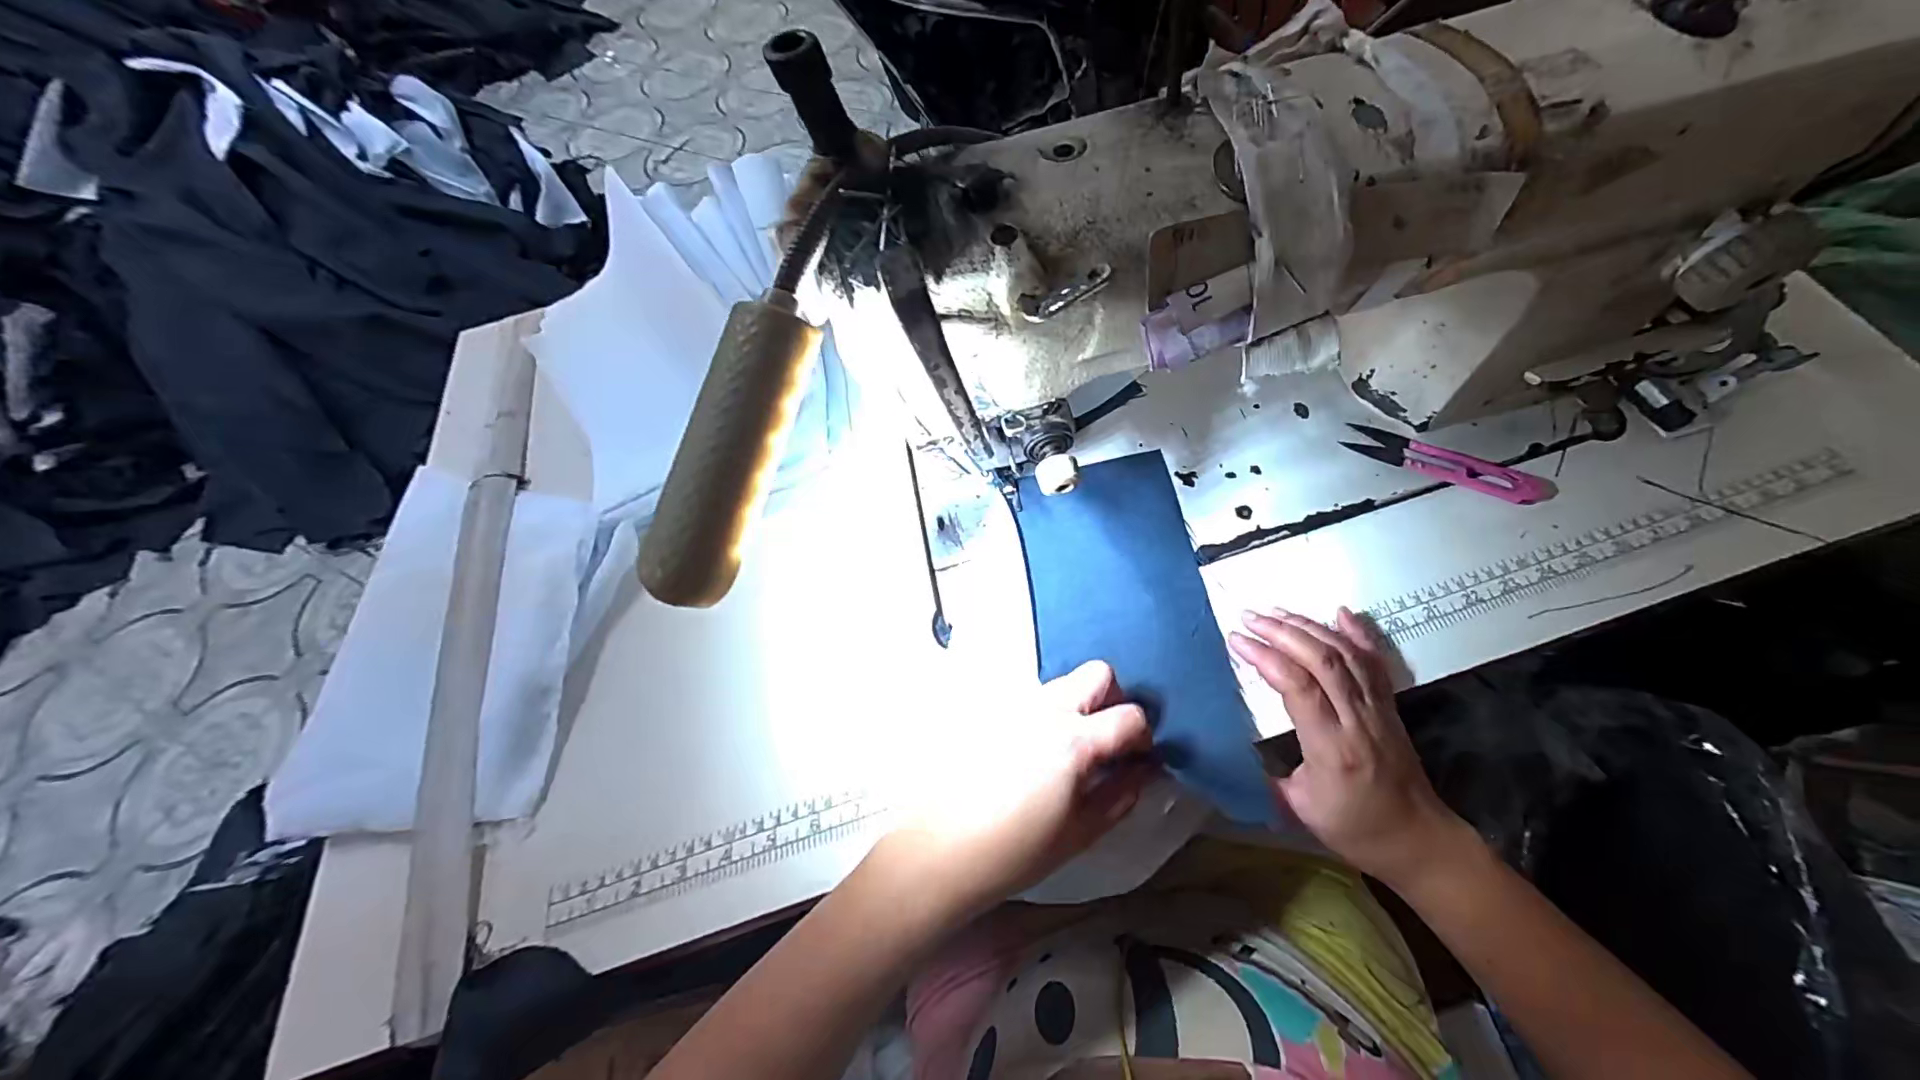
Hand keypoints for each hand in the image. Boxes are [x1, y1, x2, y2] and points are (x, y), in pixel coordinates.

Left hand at [872, 659, 1154, 922]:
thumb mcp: (1080, 833)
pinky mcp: (990, 713)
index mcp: (1074, 741)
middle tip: (1108, 740)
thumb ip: (1120, 796)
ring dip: (1077, 705)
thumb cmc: (1014, 851)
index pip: (1131, 715)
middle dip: (1114, 700)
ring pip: (1062, 683)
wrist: (941, 849)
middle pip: (1097, 674)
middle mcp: (1045, 711)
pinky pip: (1031, 699)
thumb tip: (1143, 771)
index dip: (1144, 736)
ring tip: (1071, 751)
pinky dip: (1046, 715)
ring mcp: (1014, 707)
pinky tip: (1037, 754)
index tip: (1138, 757)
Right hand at [1228, 608, 1475, 887]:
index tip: (1236, 640)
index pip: (1298, 687)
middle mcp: (1359, 720)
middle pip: (1322, 661)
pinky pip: (1374, 663)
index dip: (1265, 657)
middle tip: (1249, 617)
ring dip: (1309, 627)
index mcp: (1332, 748)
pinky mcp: (1390, 706)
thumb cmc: (1354, 828)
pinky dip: (1357, 634)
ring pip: (1346, 655)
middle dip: (1282, 632)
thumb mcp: (1299, 808)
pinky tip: (1338, 613)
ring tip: (1276, 612)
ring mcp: (1379, 710)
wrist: (1420, 840)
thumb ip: (1264, 774)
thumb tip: (1226, 748)